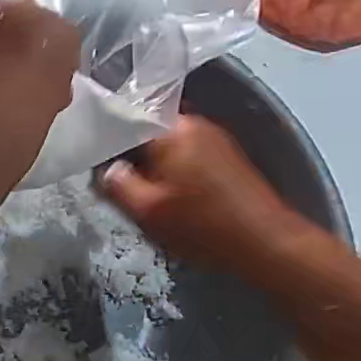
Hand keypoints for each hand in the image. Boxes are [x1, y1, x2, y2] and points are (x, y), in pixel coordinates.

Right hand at [101, 115, 319, 275]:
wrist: (266, 242)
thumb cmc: (202, 225)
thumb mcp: (147, 211)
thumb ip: (117, 185)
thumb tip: (105, 169)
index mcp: (171, 130)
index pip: (124, 118)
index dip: (105, 139)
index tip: (94, 162)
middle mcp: (194, 123)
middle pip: (146, 130)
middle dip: (129, 154)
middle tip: (117, 184)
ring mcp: (213, 137)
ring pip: (166, 143)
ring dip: (151, 164)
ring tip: (142, 193)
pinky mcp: (225, 155)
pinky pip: (186, 153)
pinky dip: (172, 169)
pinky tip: (170, 194)